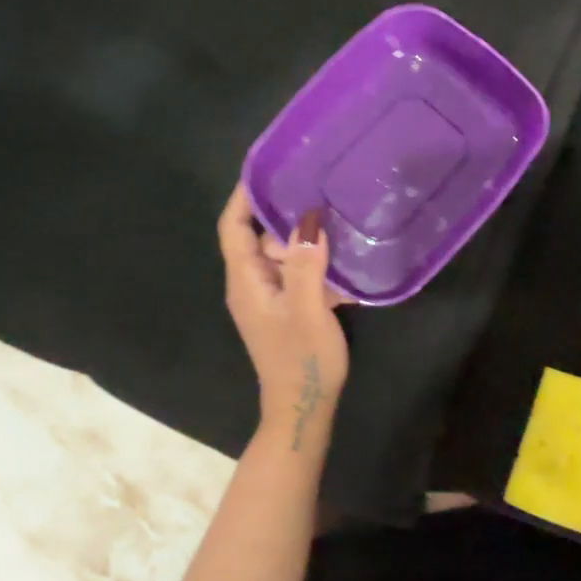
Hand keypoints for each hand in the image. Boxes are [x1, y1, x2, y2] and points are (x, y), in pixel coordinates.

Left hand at [218, 184, 350, 448]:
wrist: (304, 411)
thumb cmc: (302, 360)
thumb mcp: (309, 309)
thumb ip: (305, 264)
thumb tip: (308, 218)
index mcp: (246, 281)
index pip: (232, 227)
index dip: (243, 197)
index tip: (267, 168)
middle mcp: (251, 285)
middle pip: (260, 237)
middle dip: (287, 215)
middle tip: (321, 190)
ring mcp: (269, 299)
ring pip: (283, 256)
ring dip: (307, 242)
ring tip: (340, 218)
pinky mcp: (287, 310)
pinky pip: (298, 276)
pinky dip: (317, 267)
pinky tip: (348, 263)